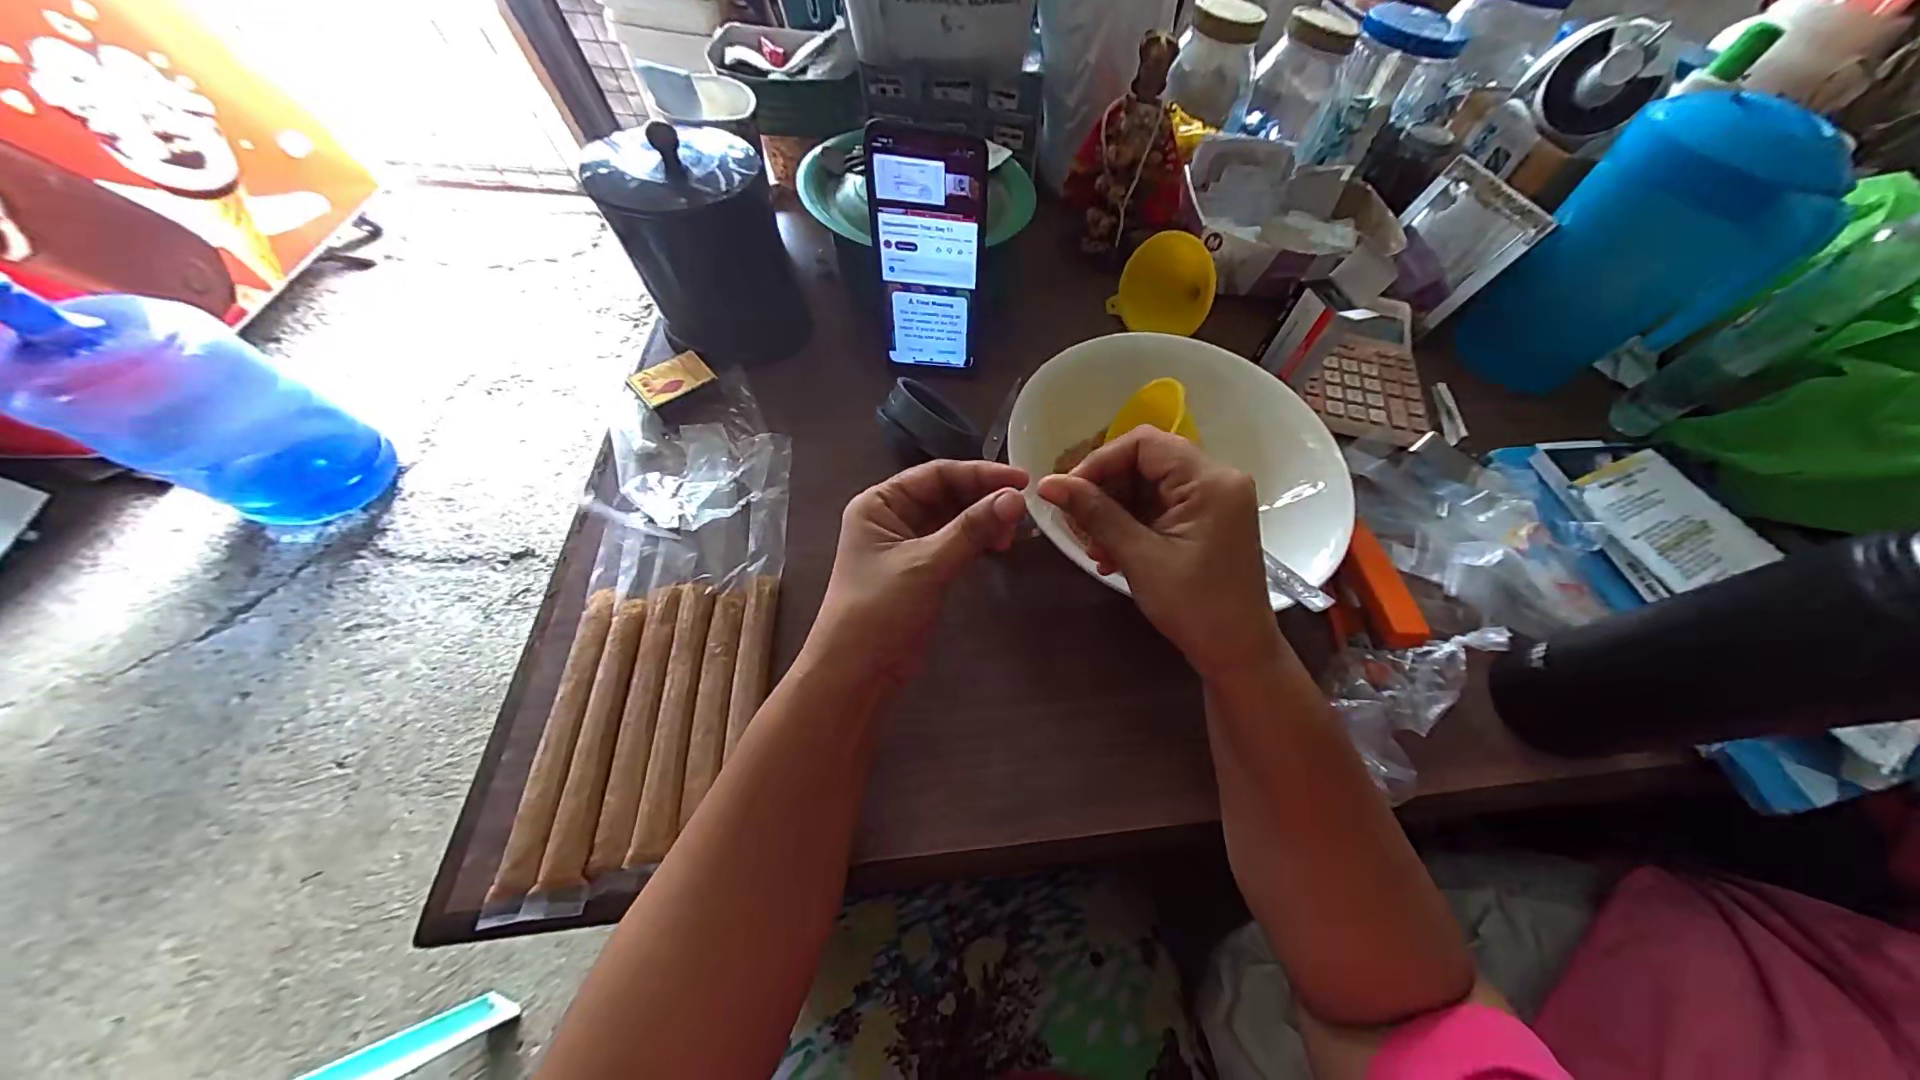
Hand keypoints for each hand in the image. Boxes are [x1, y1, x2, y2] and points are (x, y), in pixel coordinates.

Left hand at [807, 459, 1029, 686]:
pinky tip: (1000, 544)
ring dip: (984, 520)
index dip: (980, 474)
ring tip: (1014, 531)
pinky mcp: (922, 569)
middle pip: (947, 493)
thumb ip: (971, 529)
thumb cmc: (879, 610)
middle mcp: (892, 517)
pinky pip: (955, 542)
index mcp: (880, 503)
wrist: (857, 671)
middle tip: (1023, 509)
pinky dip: (978, 541)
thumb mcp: (926, 564)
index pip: (936, 474)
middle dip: (984, 498)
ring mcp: (907, 544)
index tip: (1021, 480)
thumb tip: (1015, 497)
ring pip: (954, 519)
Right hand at [1038, 427, 1281, 682]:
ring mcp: (1211, 502)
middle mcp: (1216, 480)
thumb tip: (1048, 485)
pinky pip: (1157, 508)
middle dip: (1104, 491)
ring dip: (1112, 513)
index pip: (1144, 443)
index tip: (1068, 493)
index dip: (1099, 462)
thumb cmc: (1195, 606)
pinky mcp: (1204, 522)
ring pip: (1146, 487)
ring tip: (1093, 548)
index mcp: (1210, 481)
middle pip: (1144, 463)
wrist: (1238, 654)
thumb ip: (1095, 514)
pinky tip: (1109, 555)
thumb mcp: (1139, 557)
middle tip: (1077, 526)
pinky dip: (1129, 525)